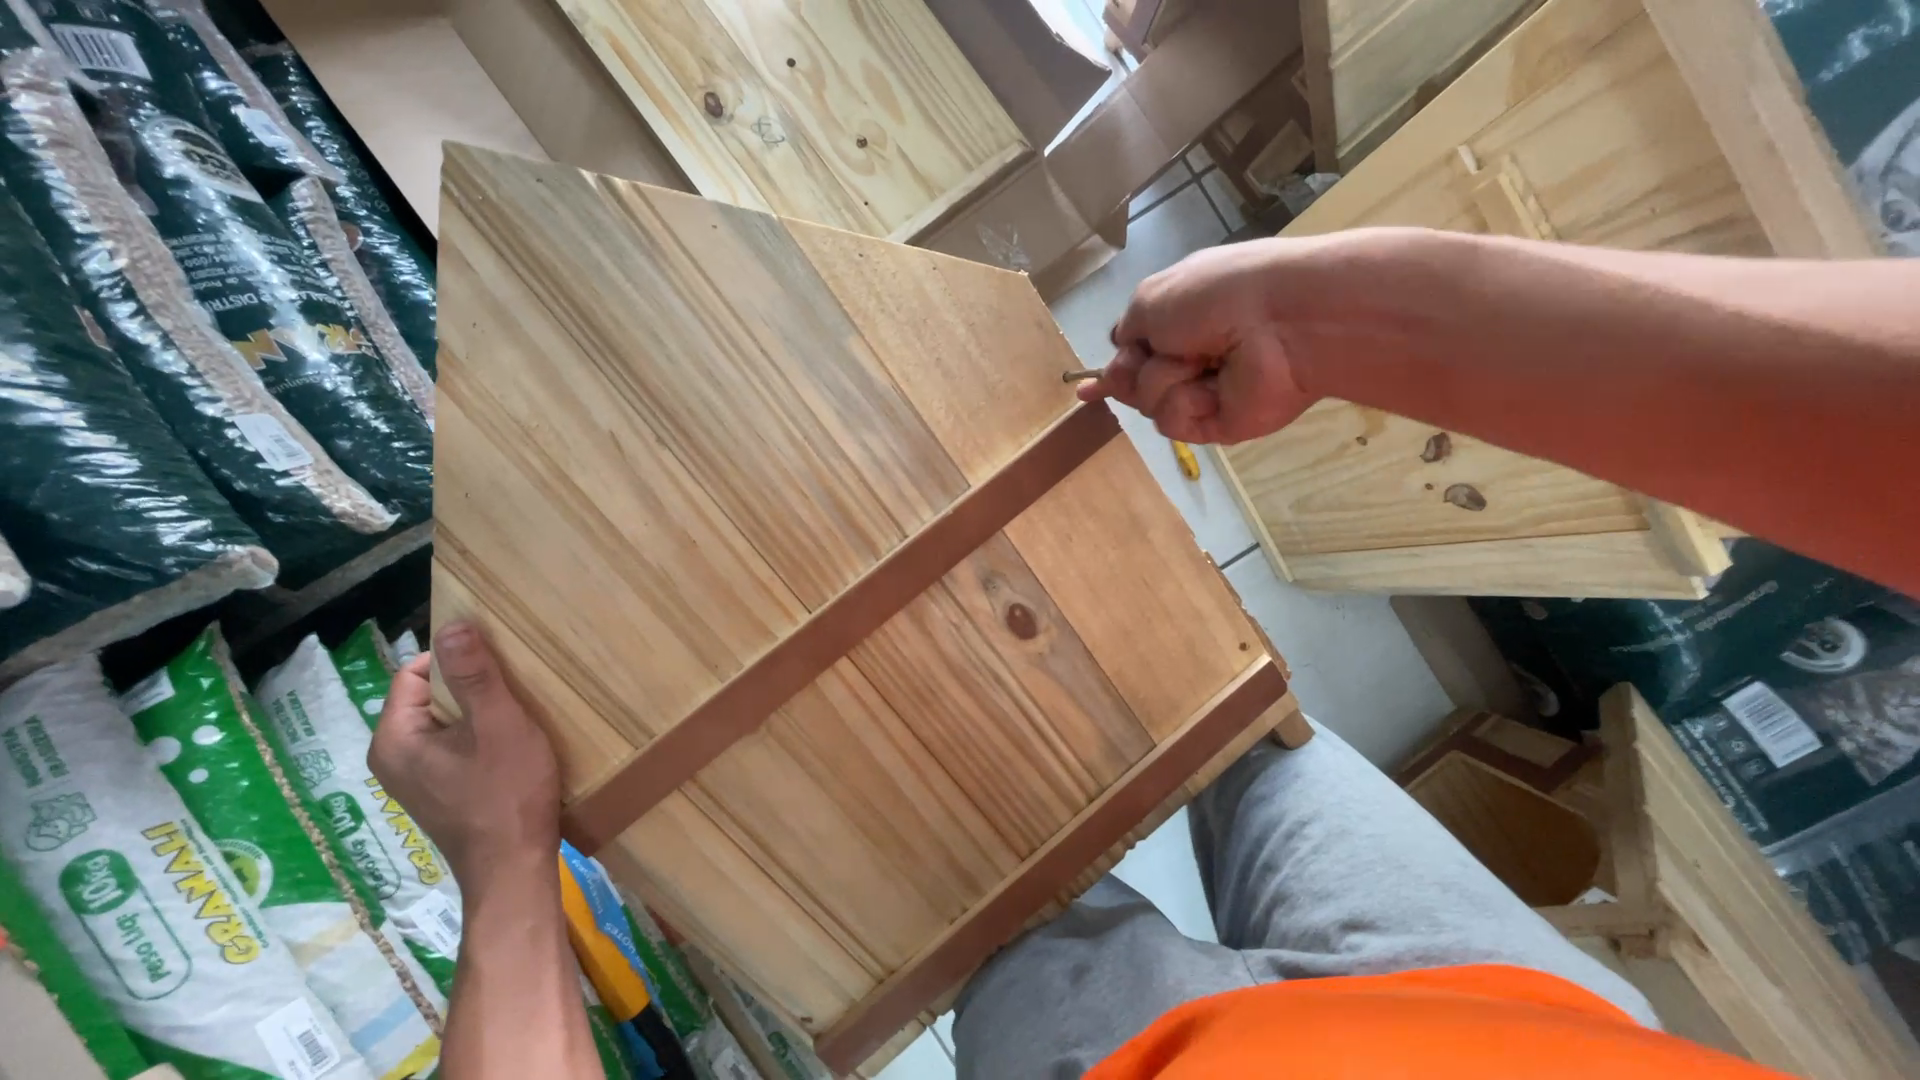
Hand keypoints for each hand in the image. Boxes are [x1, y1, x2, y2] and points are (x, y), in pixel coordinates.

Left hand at [369, 623, 560, 894]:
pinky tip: (512, 745)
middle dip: (471, 686)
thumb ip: (475, 675)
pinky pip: (453, 747)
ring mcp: (414, 780)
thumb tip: (453, 625)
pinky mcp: (438, 794)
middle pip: (430, 697)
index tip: (499, 663)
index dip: (457, 660)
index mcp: (395, 739)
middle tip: (514, 687)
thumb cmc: (507, 793)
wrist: (514, 867)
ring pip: (445, 723)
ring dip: (480, 713)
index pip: (415, 674)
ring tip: (518, 714)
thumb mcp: (499, 725)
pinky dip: (480, 738)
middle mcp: (392, 758)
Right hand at [1078, 233, 1393, 443]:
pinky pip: (1173, 422)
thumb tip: (1122, 348)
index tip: (1086, 388)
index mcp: (1177, 321)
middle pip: (1132, 383)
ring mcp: (1201, 393)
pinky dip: (1184, 401)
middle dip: (1131, 370)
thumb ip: (1129, 326)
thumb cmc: (1217, 295)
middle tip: (1160, 352)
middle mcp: (1188, 358)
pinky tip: (1210, 387)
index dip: (1112, 370)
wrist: (1281, 321)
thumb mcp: (1153, 297)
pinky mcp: (1214, 425)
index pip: (1134, 353)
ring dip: (1163, 379)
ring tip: (1200, 361)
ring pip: (1148, 402)